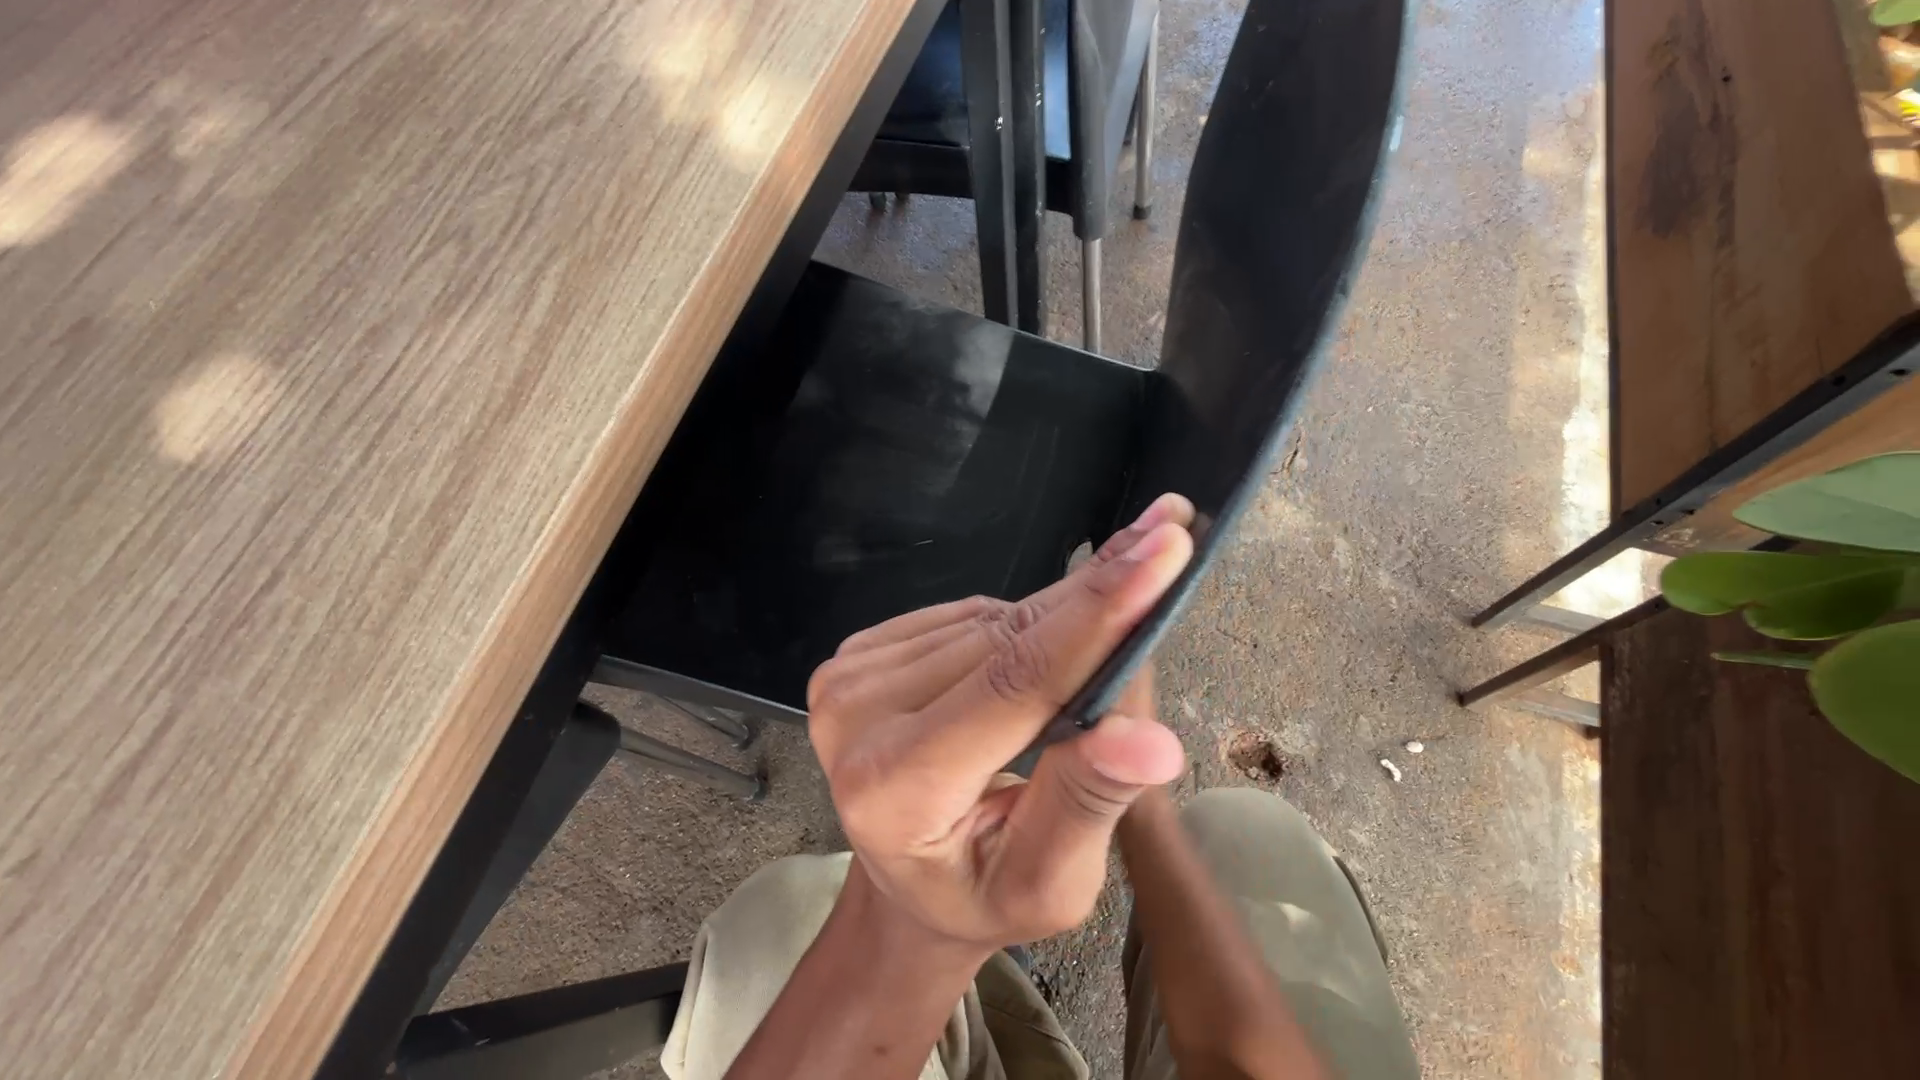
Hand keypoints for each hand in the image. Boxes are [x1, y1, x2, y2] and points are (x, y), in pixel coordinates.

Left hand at [805, 493, 1195, 950]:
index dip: (1095, 616)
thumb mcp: (1048, 885)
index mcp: (894, 787)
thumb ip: (1086, 805)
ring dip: (1065, 612)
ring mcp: (849, 676)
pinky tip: (1051, 644)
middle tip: (1171, 533)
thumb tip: (1149, 741)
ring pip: (989, 621)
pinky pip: (966, 618)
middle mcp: (854, 718)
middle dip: (1098, 592)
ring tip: (1122, 605)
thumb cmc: (981, 896)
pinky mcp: (860, 652)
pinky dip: (1023, 625)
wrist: (905, 884)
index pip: (1013, 685)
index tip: (1165, 549)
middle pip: (1004, 639)